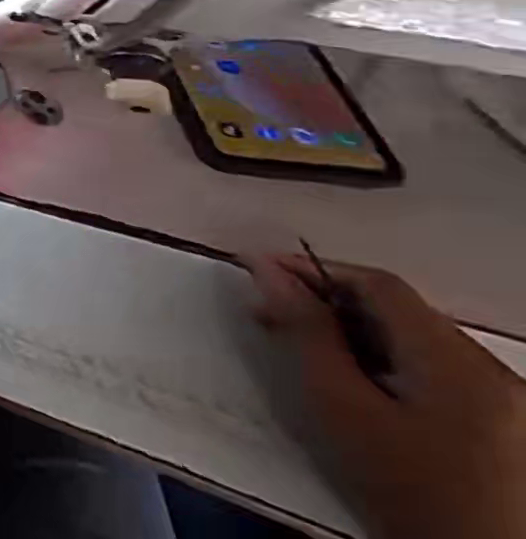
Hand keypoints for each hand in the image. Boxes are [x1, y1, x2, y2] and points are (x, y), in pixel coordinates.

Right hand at [246, 255, 525, 538]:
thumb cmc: (405, 484)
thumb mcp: (340, 404)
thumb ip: (305, 331)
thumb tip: (267, 270)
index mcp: (459, 362)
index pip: (378, 284)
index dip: (312, 268)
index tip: (253, 270)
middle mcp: (498, 371)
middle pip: (400, 311)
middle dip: (327, 302)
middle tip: (266, 314)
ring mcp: (511, 401)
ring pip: (415, 339)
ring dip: (353, 331)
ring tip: (303, 348)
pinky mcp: (508, 424)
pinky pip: (435, 367)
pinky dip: (384, 358)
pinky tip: (356, 380)